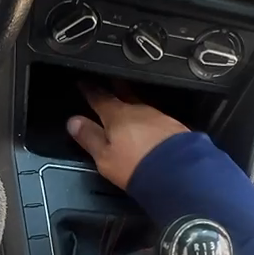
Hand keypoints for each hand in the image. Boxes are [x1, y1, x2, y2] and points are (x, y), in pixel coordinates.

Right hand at [66, 84, 187, 189]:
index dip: (90, 90)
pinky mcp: (176, 128)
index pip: (100, 98)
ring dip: (133, 105)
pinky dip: (149, 120)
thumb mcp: (105, 157)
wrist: (180, 173)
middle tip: (109, 81)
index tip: (84, 82)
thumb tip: (73, 122)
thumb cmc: (138, 167)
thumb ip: (89, 138)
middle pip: (124, 94)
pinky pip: (158, 119)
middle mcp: (139, 111)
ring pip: (142, 106)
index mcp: (118, 116)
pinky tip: (150, 127)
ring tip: (128, 105)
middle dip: (115, 87)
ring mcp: (160, 117)